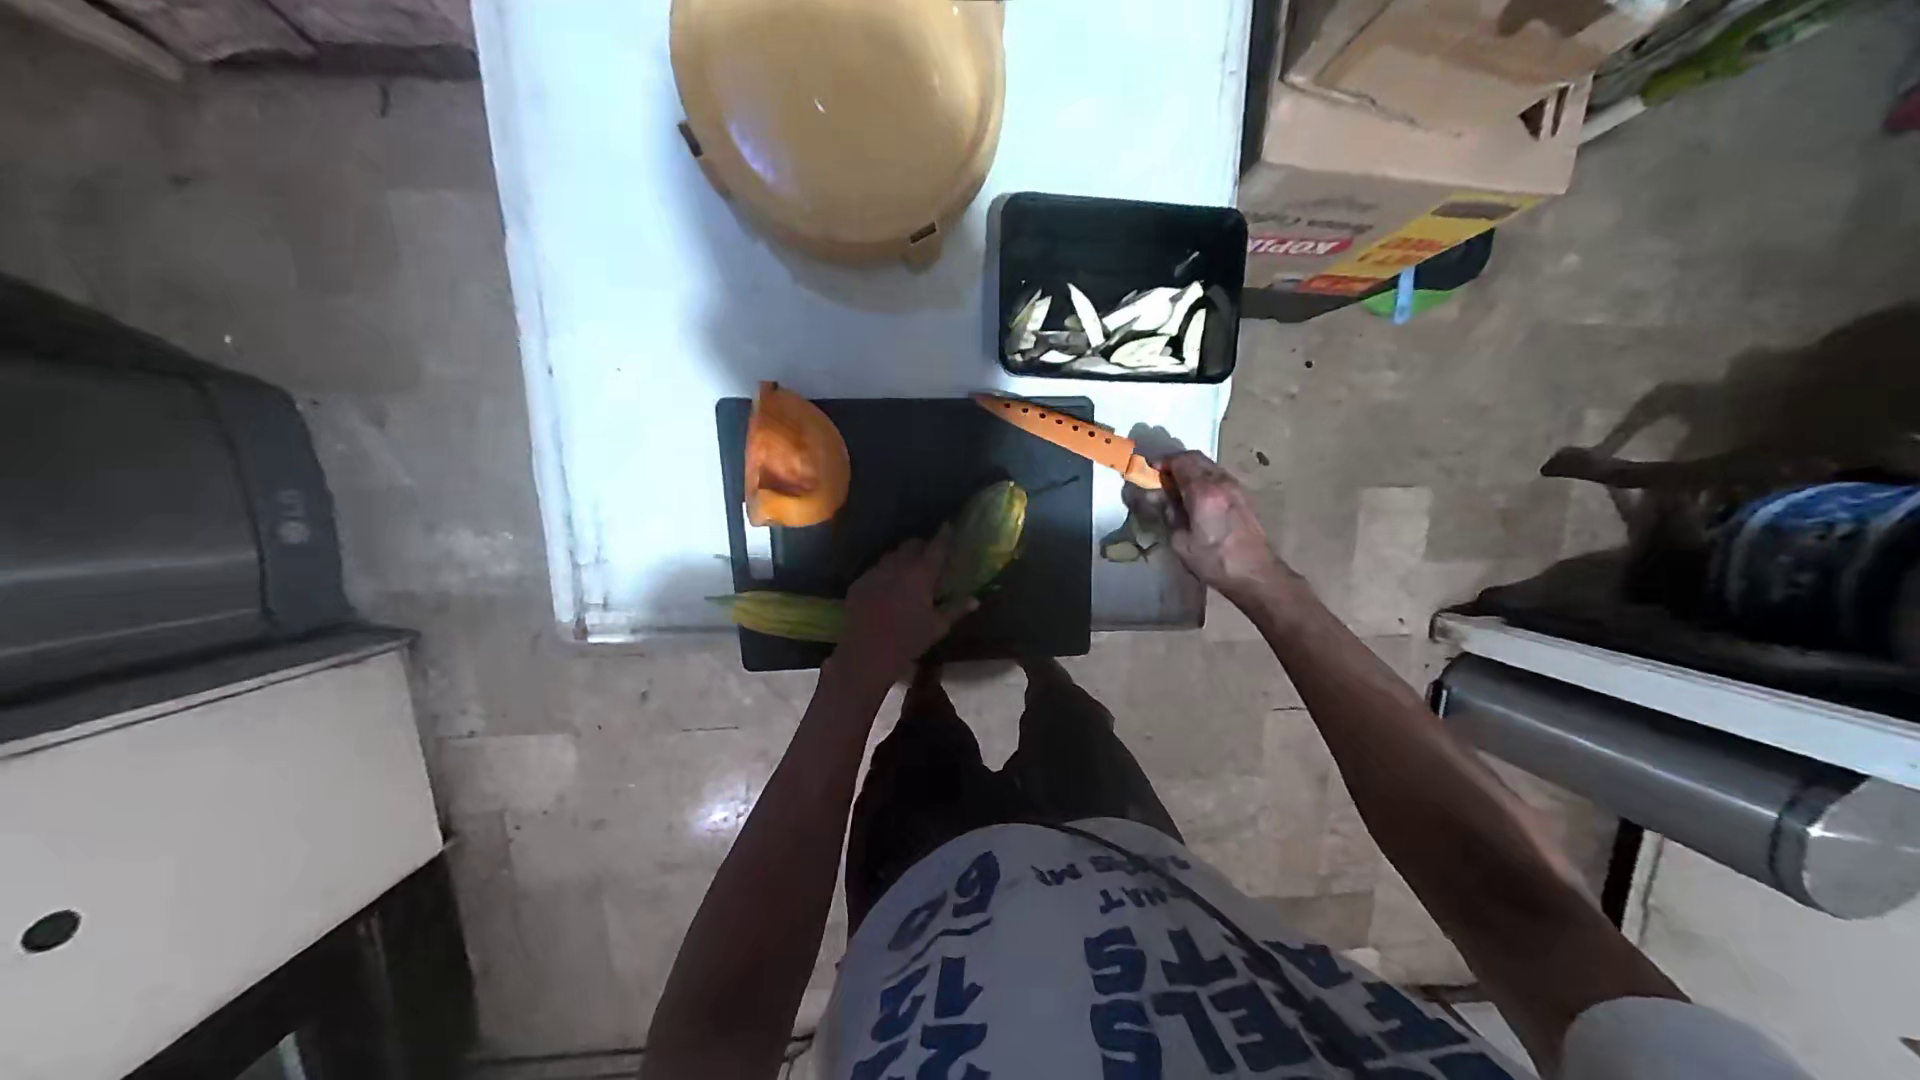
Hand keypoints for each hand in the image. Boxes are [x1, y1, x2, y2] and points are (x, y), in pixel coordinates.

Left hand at [833, 529, 977, 685]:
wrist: (867, 653)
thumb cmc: (908, 640)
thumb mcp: (937, 627)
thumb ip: (956, 609)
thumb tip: (975, 600)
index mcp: (920, 575)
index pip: (936, 547)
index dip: (944, 535)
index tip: (948, 525)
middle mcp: (897, 566)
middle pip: (911, 545)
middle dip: (921, 545)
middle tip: (929, 555)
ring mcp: (875, 572)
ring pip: (891, 555)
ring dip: (902, 557)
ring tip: (908, 569)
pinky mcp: (859, 582)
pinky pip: (876, 569)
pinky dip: (885, 572)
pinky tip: (888, 586)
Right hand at [1158, 451, 1289, 604]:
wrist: (1256, 574)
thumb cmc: (1214, 561)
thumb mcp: (1180, 540)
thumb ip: (1167, 512)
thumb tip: (1157, 496)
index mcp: (1203, 491)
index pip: (1180, 461)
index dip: (1162, 462)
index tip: (1149, 471)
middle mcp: (1221, 482)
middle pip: (1195, 458)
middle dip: (1175, 463)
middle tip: (1161, 478)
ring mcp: (1236, 487)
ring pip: (1208, 466)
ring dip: (1190, 470)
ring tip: (1176, 488)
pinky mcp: (1243, 496)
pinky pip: (1218, 477)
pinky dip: (1203, 478)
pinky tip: (1196, 497)